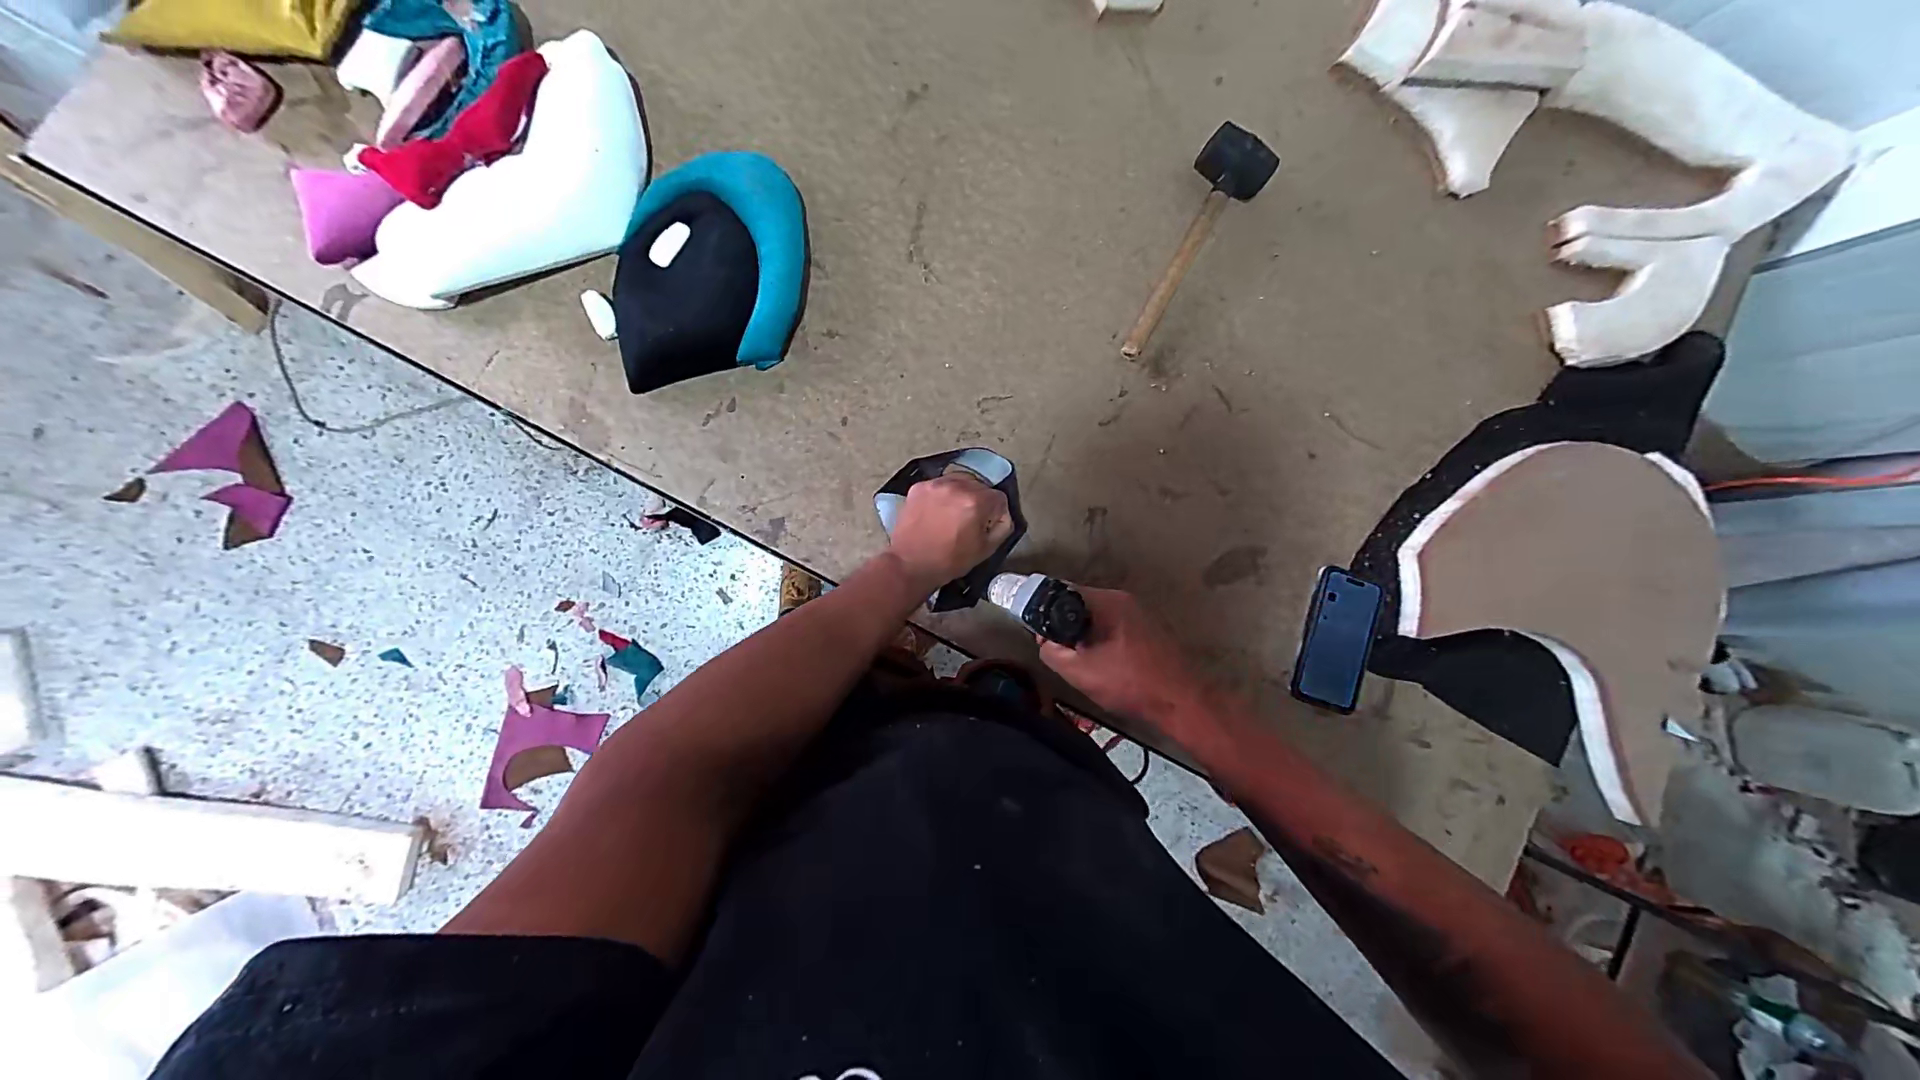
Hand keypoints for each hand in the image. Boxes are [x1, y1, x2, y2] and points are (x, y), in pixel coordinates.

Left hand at [886, 472, 1012, 594]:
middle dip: (980, 501)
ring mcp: (935, 485)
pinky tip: (939, 511)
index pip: (999, 497)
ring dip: (962, 494)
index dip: (997, 513)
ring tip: (954, 514)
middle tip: (970, 521)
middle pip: (980, 485)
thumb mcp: (986, 550)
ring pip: (960, 480)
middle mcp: (956, 486)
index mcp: (975, 502)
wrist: (911, 564)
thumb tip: (1003, 515)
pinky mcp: (919, 487)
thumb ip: (1003, 527)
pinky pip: (940, 484)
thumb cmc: (948, 561)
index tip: (988, 524)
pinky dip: (943, 495)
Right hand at [1038, 587, 1215, 736]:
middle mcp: (1123, 600)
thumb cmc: (1133, 685)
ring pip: (1095, 616)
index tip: (1042, 636)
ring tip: (1086, 663)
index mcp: (1106, 602)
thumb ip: (1051, 651)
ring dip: (1084, 635)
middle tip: (1064, 653)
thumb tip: (1044, 641)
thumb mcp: (1078, 672)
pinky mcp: (1147, 628)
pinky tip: (1106, 665)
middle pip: (1078, 604)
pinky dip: (1102, 641)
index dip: (1043, 613)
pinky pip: (1113, 626)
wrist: (1181, 702)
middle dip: (1065, 627)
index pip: (1059, 591)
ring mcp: (1138, 613)